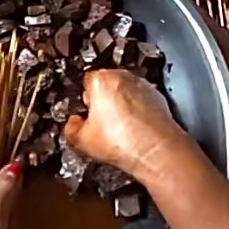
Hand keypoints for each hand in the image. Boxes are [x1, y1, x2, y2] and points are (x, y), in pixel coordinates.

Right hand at [64, 69, 191, 178]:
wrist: (156, 152)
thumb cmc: (123, 142)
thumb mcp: (82, 141)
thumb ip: (70, 128)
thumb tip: (73, 124)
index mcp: (100, 80)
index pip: (85, 84)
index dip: (85, 102)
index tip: (88, 116)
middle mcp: (122, 76)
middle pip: (105, 85)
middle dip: (104, 101)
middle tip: (103, 125)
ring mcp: (142, 85)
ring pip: (124, 91)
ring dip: (122, 105)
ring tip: (122, 130)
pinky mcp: (158, 96)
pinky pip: (142, 100)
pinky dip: (139, 111)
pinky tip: (136, 130)